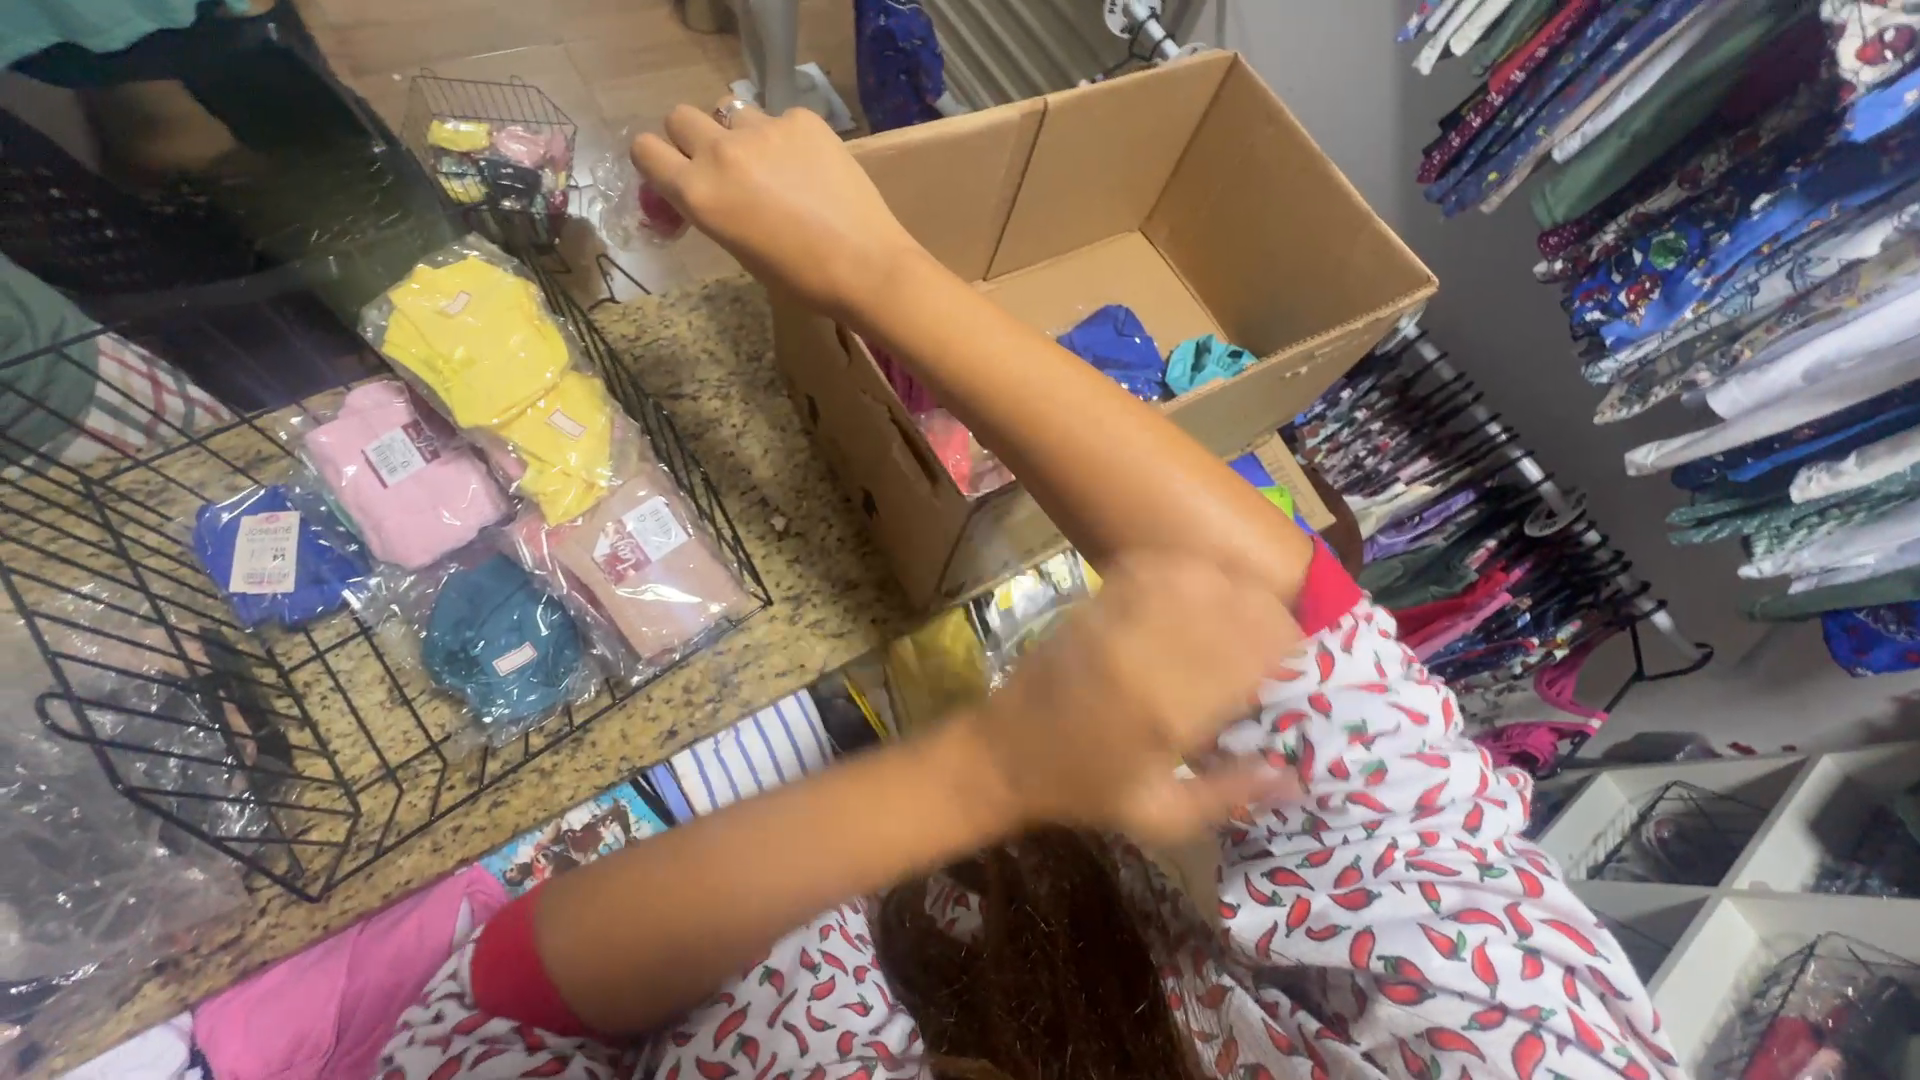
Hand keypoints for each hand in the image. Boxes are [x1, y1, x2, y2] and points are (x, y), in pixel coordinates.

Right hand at [631, 103, 927, 323]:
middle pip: (680, 117)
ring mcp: (764, 129)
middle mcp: (721, 152)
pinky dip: (786, 138)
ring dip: (740, 134)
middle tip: (722, 167)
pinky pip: (779, 118)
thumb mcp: (741, 251)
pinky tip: (812, 169)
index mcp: (698, 193)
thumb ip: (714, 209)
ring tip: (773, 167)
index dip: (657, 161)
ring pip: (731, 112)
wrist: (866, 266)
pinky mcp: (803, 120)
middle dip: (692, 139)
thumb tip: (711, 192)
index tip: (673, 172)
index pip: (645, 150)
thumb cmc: (801, 279)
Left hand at [955, 556, 1305, 846]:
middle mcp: (1148, 650)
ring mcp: (1116, 619)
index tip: (1298, 664)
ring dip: (1232, 589)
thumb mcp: (1160, 816)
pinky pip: (1151, 566)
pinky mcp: (1093, 605)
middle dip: (1271, 618)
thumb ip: (1231, 794)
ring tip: (1240, 614)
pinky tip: (1194, 590)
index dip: (1291, 648)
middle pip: (1238, 604)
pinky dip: (1184, 570)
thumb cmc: (1084, 790)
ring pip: (1200, 576)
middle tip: (1275, 642)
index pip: (1258, 650)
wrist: (1002, 755)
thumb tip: (1295, 774)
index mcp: (1171, 708)